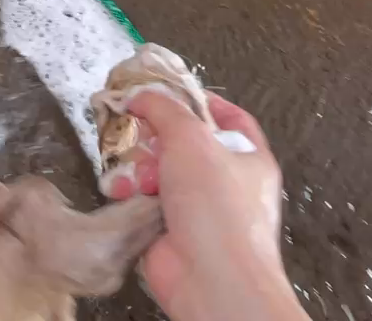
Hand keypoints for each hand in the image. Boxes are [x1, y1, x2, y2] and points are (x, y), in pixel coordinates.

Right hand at [107, 92, 305, 320]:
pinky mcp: (168, 225)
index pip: (229, 117)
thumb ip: (161, 106)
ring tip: (133, 171)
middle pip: (181, 139)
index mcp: (248, 158)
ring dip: (138, 165)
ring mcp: (196, 206)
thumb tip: (138, 96)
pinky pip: (142, 194)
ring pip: (157, 166)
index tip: (168, 90)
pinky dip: (129, 190)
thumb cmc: (217, 208)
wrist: (212, 281)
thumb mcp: (190, 138)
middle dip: (154, 134)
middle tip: (134, 126)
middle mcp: (225, 181)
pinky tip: (123, 191)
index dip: (200, 100)